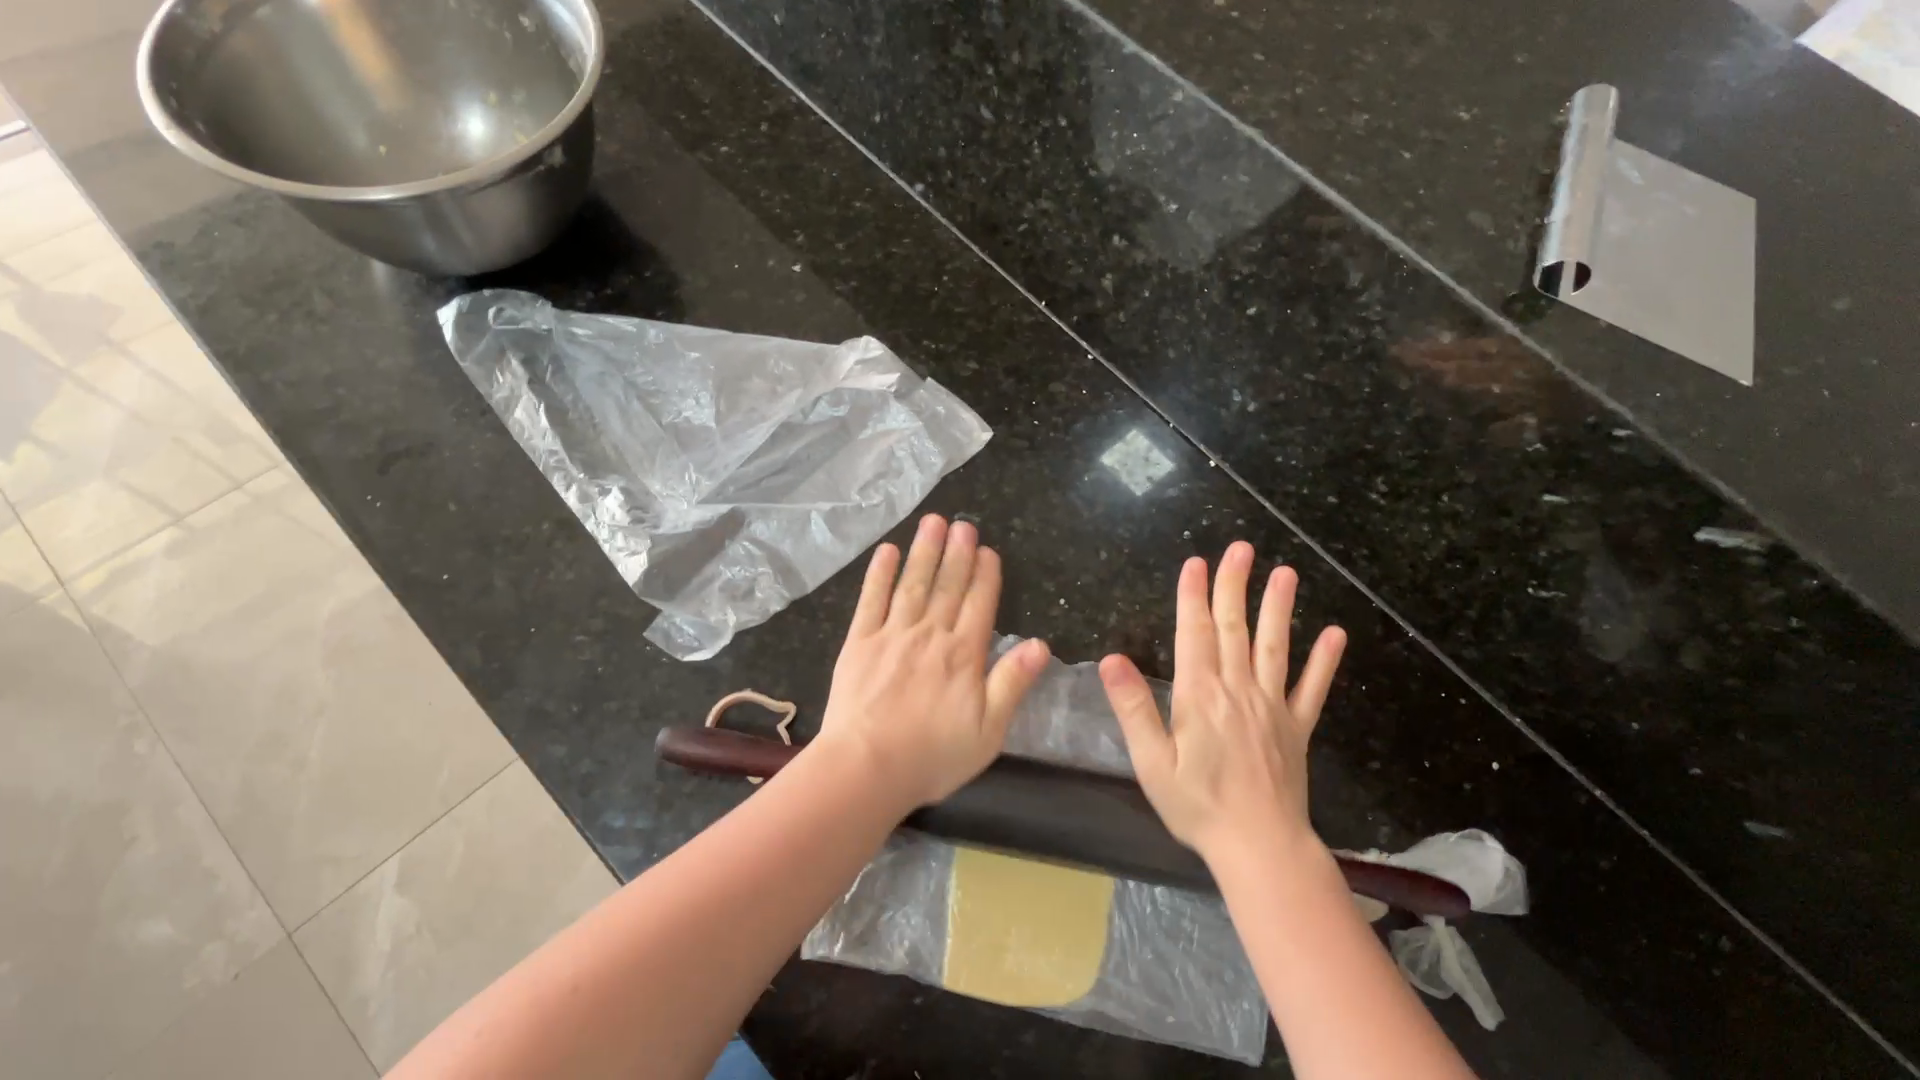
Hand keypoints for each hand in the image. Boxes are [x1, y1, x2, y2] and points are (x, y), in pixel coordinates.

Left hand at [814, 514, 1050, 808]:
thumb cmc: (933, 756)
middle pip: (947, 586)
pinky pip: (871, 600)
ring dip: (924, 552)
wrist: (867, 768)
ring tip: (932, 522)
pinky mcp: (859, 643)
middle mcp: (930, 635)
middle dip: (958, 553)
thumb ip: (1012, 683)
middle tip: (963, 524)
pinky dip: (879, 574)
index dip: (986, 576)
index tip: (989, 551)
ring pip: (913, 584)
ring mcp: (892, 635)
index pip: (980, 605)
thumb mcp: (989, 730)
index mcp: (964, 655)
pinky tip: (887, 551)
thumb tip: (1040, 644)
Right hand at [1099, 542, 1346, 863]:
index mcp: (1199, 696)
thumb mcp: (1152, 761)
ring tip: (1285, 573)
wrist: (1259, 845)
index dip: (1193, 596)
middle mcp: (1237, 690)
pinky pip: (1312, 688)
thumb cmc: (1197, 806)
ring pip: (1274, 647)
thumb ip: (1133, 707)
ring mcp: (1272, 707)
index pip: (1196, 634)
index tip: (1196, 563)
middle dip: (1234, 586)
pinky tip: (1334, 635)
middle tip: (1241, 548)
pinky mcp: (1297, 728)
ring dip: (1279, 608)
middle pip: (1235, 629)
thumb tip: (1112, 660)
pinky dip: (1324, 661)